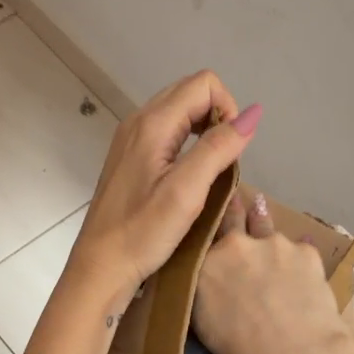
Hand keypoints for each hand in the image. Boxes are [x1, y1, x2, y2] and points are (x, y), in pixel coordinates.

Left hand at [69, 71, 261, 299]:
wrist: (101, 268)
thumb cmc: (143, 233)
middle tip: (220, 164)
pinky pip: (164, 136)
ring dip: (202, 134)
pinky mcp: (127, 162)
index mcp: (152, 123)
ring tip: (207, 174)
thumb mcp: (186, 192)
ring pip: (177, 115)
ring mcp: (129, 142)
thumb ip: (218, 149)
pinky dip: (184, 147)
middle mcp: (137, 122)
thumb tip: (252, 114)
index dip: (228, 109)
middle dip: (216, 119)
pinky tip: (186, 181)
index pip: (203, 84)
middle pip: (189, 94)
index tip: (230, 152)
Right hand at [192, 191, 353, 353]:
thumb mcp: (207, 330)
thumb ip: (204, 296)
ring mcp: (273, 244)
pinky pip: (299, 248)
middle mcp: (235, 246)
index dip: (205, 239)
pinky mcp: (305, 251)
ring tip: (259, 208)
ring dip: (261, 220)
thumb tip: (209, 285)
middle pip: (231, 219)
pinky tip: (300, 265)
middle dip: (231, 211)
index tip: (206, 233)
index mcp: (205, 267)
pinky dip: (297, 256)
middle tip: (231, 198)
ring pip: (265, 226)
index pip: (199, 243)